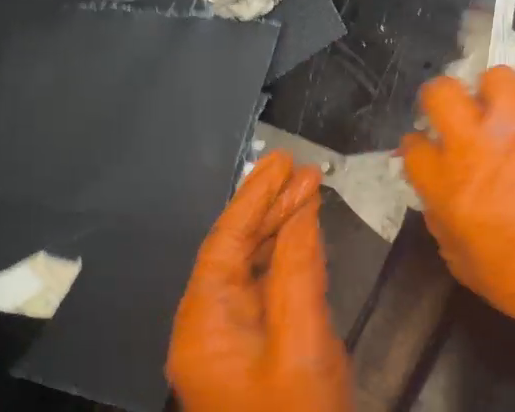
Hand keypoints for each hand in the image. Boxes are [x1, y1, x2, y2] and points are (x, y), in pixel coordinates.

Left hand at [167, 153, 350, 411]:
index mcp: (204, 325)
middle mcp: (206, 329)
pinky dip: (284, 256)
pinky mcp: (251, 354)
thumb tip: (303, 209)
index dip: (253, 197)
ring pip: (248, 268)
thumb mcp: (302, 339)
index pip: (224, 243)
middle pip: (232, 251)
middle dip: (268, 206)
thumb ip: (300, 269)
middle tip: (302, 166)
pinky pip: (261, 290)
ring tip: (310, 188)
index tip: (282, 159)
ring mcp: (228, 344)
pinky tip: (305, 235)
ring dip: (279, 227)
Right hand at [401, 66, 514, 399]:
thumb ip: (442, 212)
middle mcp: (479, 144)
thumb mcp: (461, 258)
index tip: (432, 147)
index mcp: (448, 183)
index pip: (414, 144)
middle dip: (446, 99)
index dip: (422, 145)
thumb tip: (438, 187)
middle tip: (463, 113)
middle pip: (441, 92)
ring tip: (511, 114)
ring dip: (499, 95)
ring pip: (497, 76)